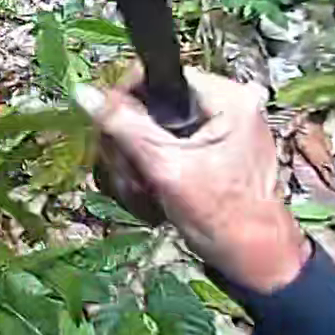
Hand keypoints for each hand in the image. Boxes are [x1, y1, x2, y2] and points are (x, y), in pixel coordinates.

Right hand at [77, 68, 310, 293]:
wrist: (252, 258)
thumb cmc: (217, 212)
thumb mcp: (164, 166)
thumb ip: (122, 125)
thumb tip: (82, 92)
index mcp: (226, 97)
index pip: (155, 77)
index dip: (124, 103)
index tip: (114, 137)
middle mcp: (225, 103)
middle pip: (147, 104)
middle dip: (128, 142)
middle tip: (132, 173)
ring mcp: (217, 127)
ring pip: (147, 128)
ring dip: (134, 161)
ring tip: (143, 188)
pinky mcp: (208, 148)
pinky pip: (160, 145)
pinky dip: (147, 168)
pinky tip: (151, 190)